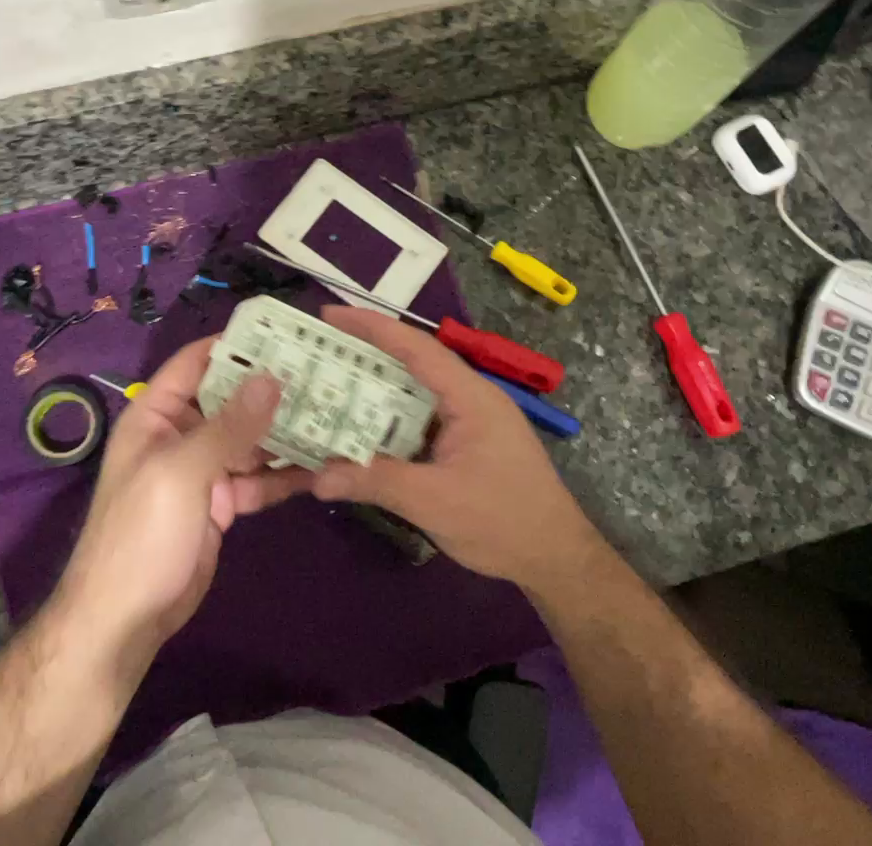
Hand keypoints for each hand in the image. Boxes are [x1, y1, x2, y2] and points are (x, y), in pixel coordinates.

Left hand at [51, 339, 308, 670]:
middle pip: (230, 401)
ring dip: (285, 431)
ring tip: (337, 413)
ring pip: (249, 441)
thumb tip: (271, 377)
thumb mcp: (183, 472)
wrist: (126, 617)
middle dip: (272, 389)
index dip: (235, 345)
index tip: (285, 332)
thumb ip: (229, 426)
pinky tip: (322, 466)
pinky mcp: (221, 505)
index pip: (196, 364)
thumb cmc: (142, 534)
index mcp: (156, 417)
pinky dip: (284, 475)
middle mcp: (180, 436)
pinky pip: (257, 480)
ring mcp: (202, 472)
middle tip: (327, 373)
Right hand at [312, 306, 608, 592]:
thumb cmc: (503, 522)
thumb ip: (376, 482)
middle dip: (364, 356)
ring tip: (327, 387)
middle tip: (316, 352)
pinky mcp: (466, 445)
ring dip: (374, 392)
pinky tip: (358, 433)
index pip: (416, 348)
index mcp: (470, 398)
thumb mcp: (433, 501)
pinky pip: (419, 423)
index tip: (329, 314)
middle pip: (412, 365)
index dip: (372, 328)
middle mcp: (470, 400)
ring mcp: (470, 423)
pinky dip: (387, 423)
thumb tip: (318, 478)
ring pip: (413, 396)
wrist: (554, 558)